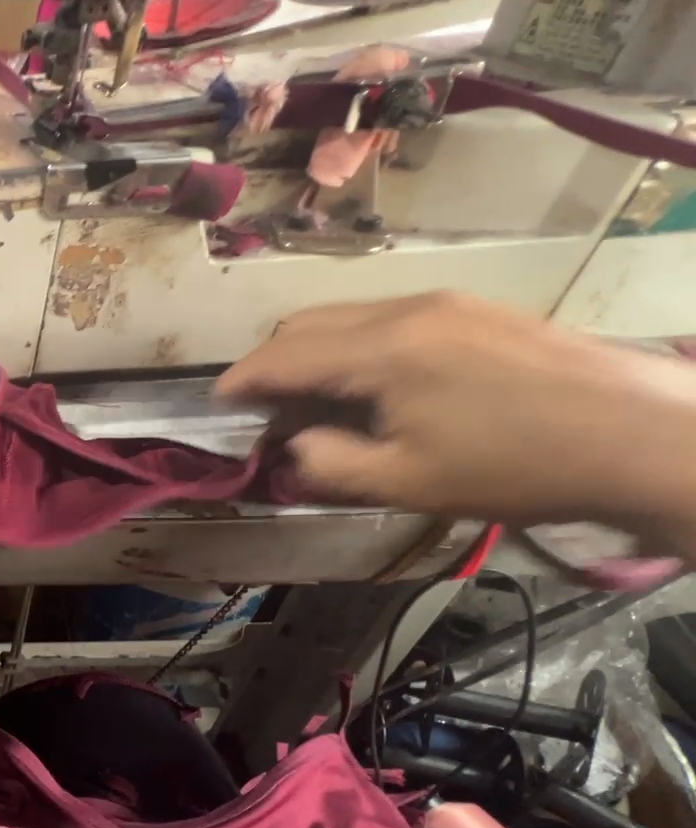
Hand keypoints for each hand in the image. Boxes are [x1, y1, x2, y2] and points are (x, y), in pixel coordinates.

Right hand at [214, 292, 695, 539]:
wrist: (653, 440)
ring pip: (343, 317)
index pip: (278, 356)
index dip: (238, 382)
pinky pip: (385, 319)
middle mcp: (407, 311)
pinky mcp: (477, 311)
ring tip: (315, 403)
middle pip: (304, 324)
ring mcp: (447, 304)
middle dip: (268, 364)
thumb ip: (323, 462)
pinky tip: (371, 386)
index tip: (216, 408)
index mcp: (382, 351)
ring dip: (311, 354)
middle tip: (264, 412)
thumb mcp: (401, 483)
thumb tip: (293, 442)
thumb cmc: (517, 468)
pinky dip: (353, 347)